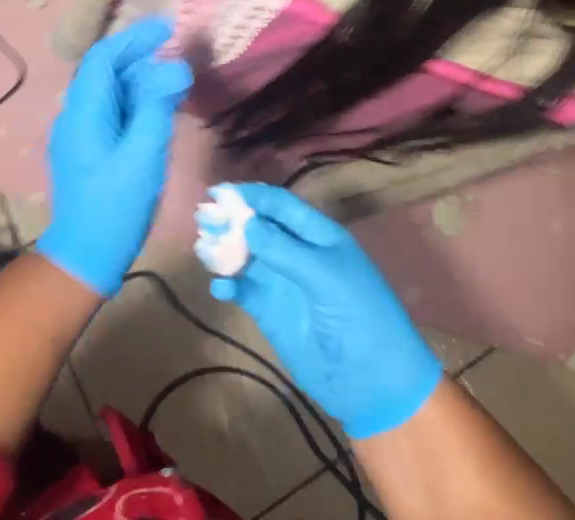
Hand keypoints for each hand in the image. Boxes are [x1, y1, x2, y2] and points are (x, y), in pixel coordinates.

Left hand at [35, 18, 192, 295]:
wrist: (85, 255)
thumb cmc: (114, 206)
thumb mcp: (143, 155)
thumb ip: (157, 107)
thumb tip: (175, 66)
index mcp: (82, 112)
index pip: (102, 59)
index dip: (132, 39)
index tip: (166, 29)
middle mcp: (74, 116)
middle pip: (103, 72)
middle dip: (137, 56)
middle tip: (175, 51)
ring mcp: (79, 134)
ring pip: (108, 92)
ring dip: (138, 79)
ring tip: (172, 78)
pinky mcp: (88, 150)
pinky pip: (110, 112)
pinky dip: (134, 101)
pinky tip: (158, 110)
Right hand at [210, 184, 442, 438]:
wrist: (373, 381)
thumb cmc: (359, 316)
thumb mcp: (325, 276)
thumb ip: (283, 250)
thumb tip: (245, 223)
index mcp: (318, 236)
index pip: (280, 205)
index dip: (252, 196)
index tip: (220, 193)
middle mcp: (297, 254)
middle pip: (257, 228)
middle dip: (231, 221)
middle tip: (202, 218)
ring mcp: (282, 284)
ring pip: (245, 258)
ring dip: (224, 251)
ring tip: (203, 249)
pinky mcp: (270, 313)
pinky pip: (243, 290)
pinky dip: (229, 285)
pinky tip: (220, 287)